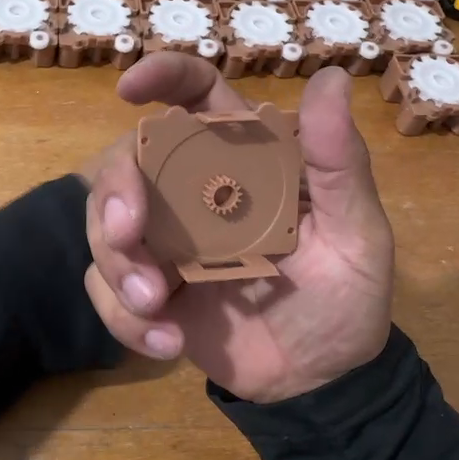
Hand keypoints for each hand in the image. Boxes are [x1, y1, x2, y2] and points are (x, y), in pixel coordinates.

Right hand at [81, 53, 394, 403]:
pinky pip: (105, 287)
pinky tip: (169, 342)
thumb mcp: (355, 232)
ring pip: (103, 223)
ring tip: (154, 305)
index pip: (196, 98)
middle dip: (114, 192)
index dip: (163, 77)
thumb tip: (330, 79)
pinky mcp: (146, 290)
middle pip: (128, 161)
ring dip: (116, 262)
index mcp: (243, 160)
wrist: (320, 382)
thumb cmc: (344, 297)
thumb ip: (339, 163)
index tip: (129, 89)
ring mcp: (164, 241)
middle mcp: (192, 190)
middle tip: (128, 233)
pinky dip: (124, 317)